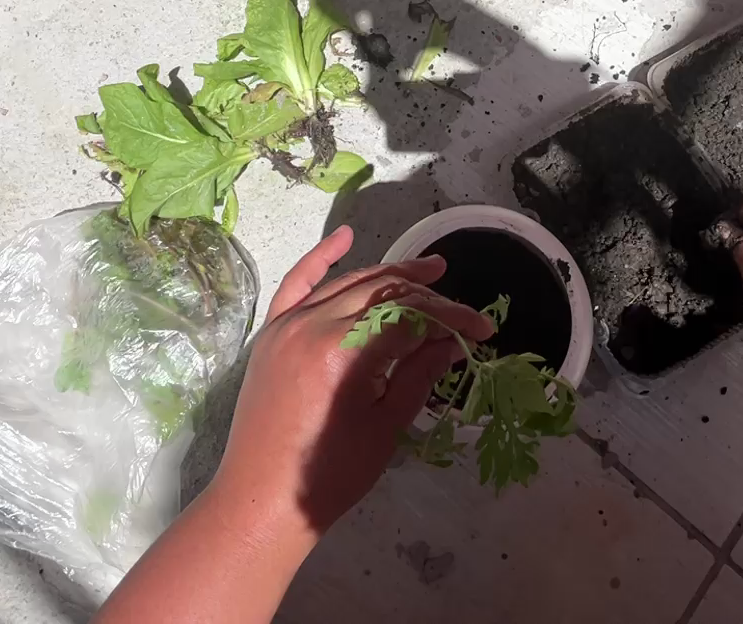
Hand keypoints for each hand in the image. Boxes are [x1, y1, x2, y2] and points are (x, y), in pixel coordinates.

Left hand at [208, 226, 495, 539]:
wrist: (261, 504)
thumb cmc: (332, 475)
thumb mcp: (387, 425)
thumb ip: (420, 372)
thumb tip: (453, 339)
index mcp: (346, 351)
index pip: (411, 316)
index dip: (450, 318)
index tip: (481, 328)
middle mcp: (315, 325)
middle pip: (383, 292)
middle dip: (424, 291)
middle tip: (455, 291)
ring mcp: (288, 324)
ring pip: (349, 284)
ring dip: (388, 274)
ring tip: (425, 271)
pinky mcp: (272, 332)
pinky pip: (297, 284)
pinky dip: (321, 258)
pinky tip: (345, 238)